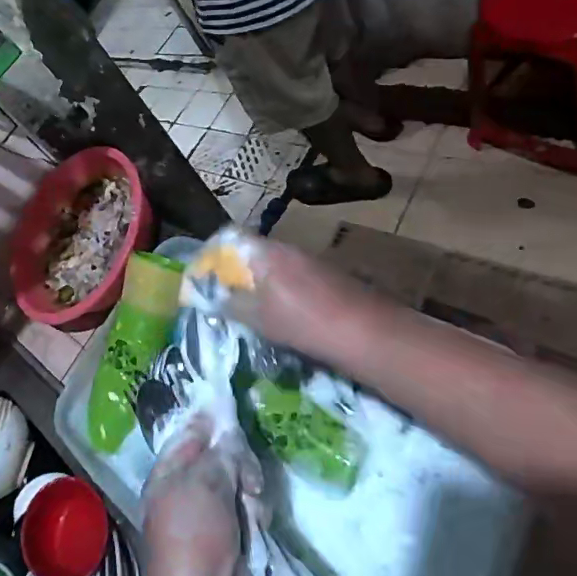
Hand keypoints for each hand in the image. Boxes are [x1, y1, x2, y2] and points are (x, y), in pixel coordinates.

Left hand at [142, 416, 251, 575]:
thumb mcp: (203, 483)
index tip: (230, 408)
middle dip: (237, 464)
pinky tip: (259, 527)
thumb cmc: (194, 533)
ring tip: (253, 509)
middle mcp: (185, 491)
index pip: (187, 436)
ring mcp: (210, 517)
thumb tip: (228, 432)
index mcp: (166, 474)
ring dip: (250, 493)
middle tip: (250, 478)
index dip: (208, 423)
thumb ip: (219, 454)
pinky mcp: (233, 540)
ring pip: (238, 485)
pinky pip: (249, 513)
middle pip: (217, 460)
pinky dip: (256, 516)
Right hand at [221, 236, 378, 366]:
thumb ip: (230, 305)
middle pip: (253, 253)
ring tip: (252, 311)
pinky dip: (284, 294)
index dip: (213, 255)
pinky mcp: (332, 280)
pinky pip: (295, 280)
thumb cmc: (306, 322)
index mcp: (267, 250)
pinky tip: (285, 319)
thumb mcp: (259, 318)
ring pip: (275, 268)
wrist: (374, 337)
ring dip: (261, 285)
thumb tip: (208, 298)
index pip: (230, 238)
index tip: (203, 277)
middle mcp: (289, 249)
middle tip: (225, 297)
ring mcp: (313, 263)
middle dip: (236, 273)